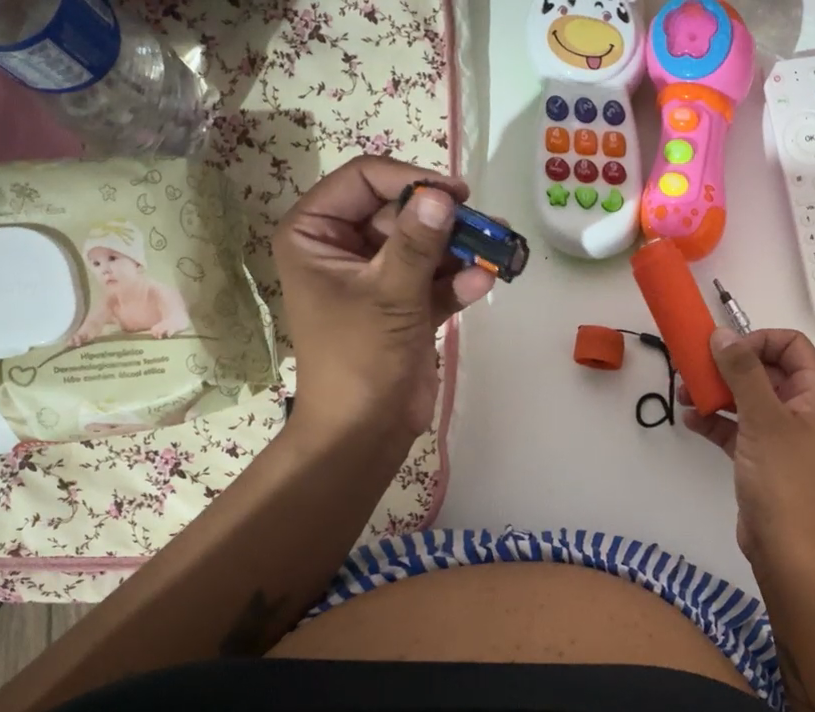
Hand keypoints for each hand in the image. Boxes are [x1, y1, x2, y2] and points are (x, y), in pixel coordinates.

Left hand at [274, 155, 497, 441]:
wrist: (366, 427)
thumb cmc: (361, 357)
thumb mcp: (390, 294)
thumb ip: (418, 243)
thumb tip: (442, 196)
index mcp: (315, 234)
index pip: (362, 182)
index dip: (410, 182)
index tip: (457, 194)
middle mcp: (343, 249)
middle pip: (400, 214)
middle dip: (443, 222)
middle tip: (487, 226)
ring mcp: (377, 279)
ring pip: (423, 248)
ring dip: (459, 251)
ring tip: (499, 251)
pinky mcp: (405, 308)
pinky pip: (434, 282)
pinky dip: (457, 282)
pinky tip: (483, 282)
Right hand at [682, 328, 814, 564]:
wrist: (783, 542)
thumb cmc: (781, 477)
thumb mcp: (763, 418)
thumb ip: (743, 373)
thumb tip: (723, 336)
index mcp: (814, 395)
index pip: (792, 346)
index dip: (760, 340)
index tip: (727, 350)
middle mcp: (799, 410)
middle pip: (765, 370)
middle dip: (729, 366)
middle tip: (695, 366)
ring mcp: (778, 435)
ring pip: (746, 399)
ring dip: (716, 392)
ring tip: (684, 392)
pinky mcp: (758, 457)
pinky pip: (735, 428)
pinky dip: (714, 421)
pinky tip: (690, 419)